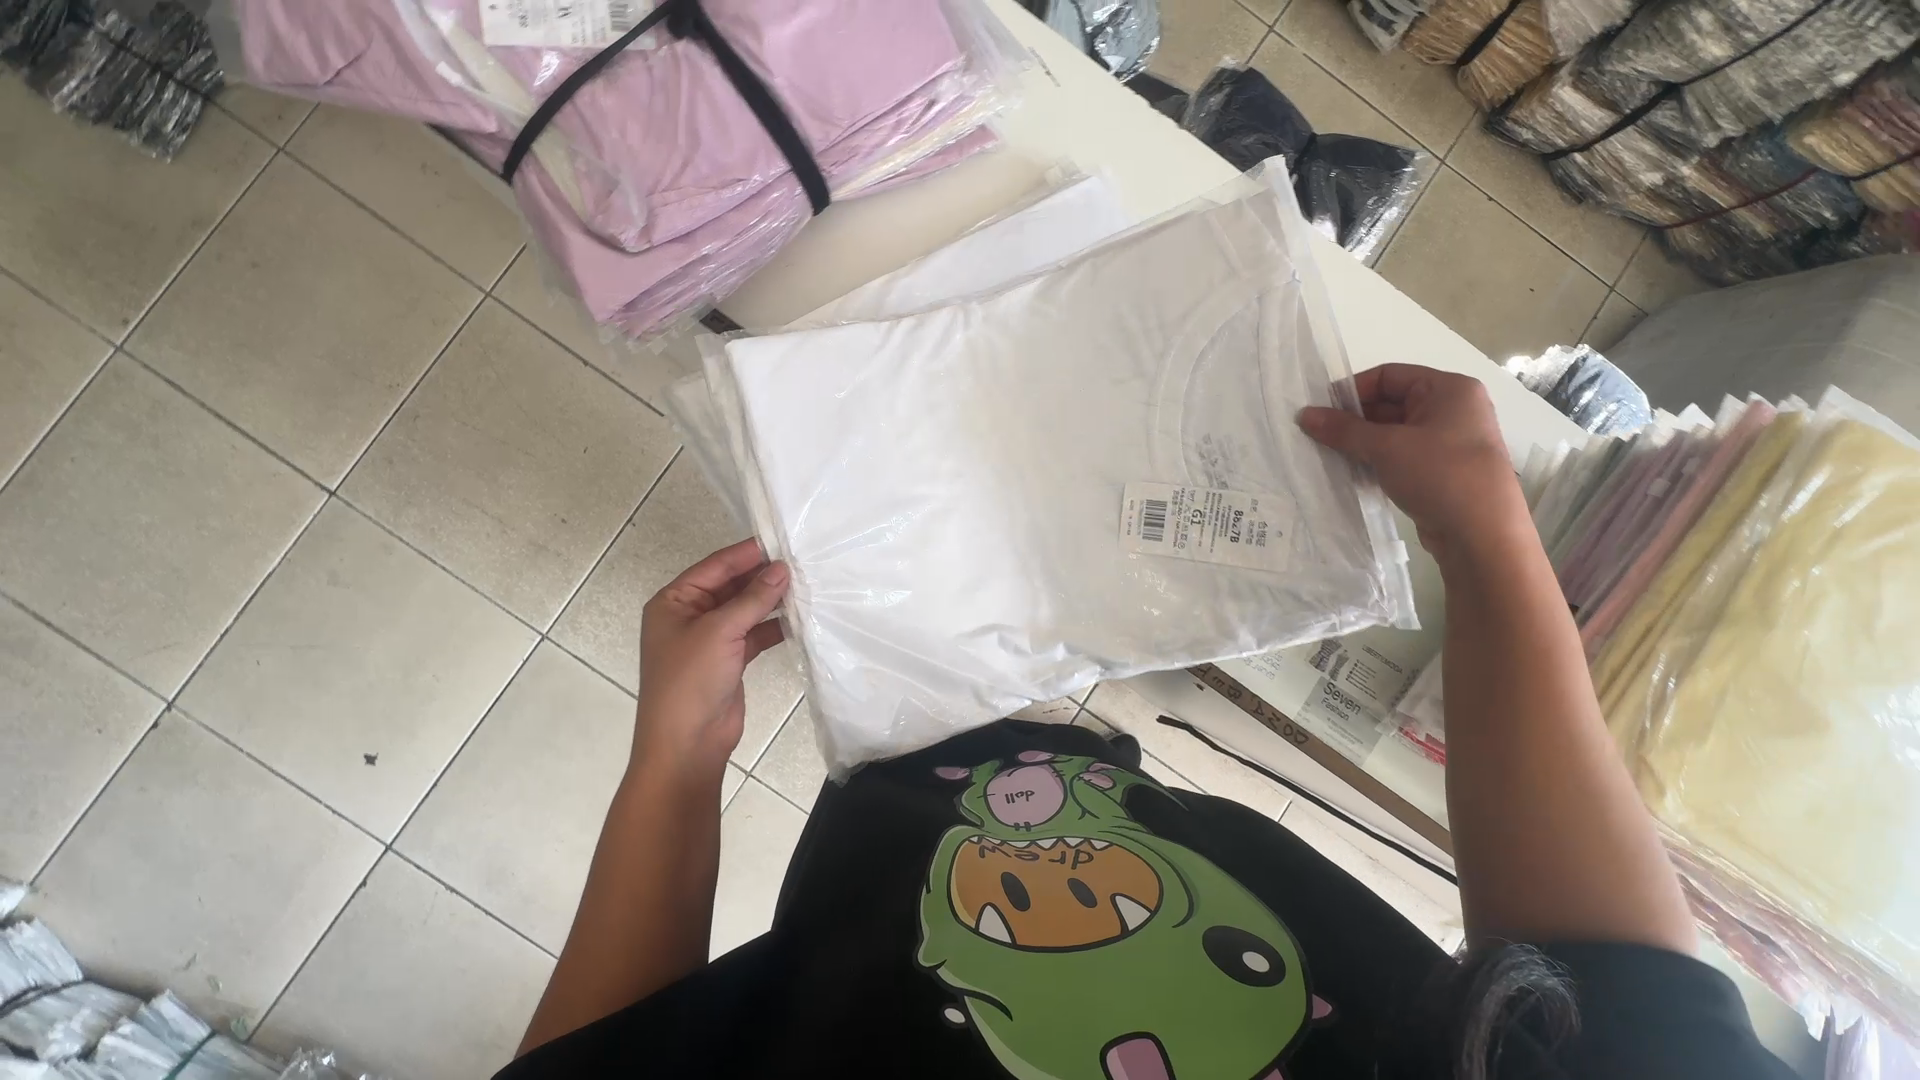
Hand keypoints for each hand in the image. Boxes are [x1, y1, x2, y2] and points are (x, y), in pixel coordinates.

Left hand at [634, 539, 790, 775]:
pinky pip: (754, 634)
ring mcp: (710, 640)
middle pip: (730, 586)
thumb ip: (753, 598)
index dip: (747, 554)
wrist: (687, 744)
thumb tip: (782, 569)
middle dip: (762, 577)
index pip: (715, 566)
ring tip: (805, 586)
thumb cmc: (691, 680)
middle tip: (800, 563)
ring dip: (771, 601)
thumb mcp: (720, 632)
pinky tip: (799, 619)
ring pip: (745, 610)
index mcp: (674, 602)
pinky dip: (773, 627)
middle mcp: (690, 616)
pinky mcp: (729, 661)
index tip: (782, 542)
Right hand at [1298, 363, 1528, 562]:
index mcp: (1449, 390)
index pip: (1389, 376)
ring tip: (1328, 456)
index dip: (1351, 390)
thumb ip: (1343, 429)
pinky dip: (1374, 461)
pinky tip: (1350, 473)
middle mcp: (1452, 410)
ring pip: (1392, 433)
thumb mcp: (1387, 447)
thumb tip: (1304, 415)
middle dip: (1353, 420)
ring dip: (1360, 443)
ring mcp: (1447, 442)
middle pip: (1389, 404)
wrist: (1481, 534)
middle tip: (1317, 436)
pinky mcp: (1439, 471)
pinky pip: (1399, 456)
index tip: (1319, 412)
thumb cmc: (1440, 475)